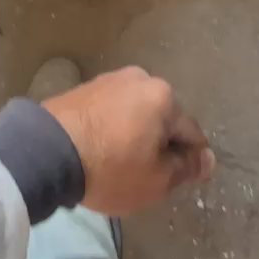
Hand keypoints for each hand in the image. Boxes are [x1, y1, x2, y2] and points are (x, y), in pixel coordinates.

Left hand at [41, 66, 214, 215]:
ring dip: (137, 134)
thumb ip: (186, 167)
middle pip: (164, 118)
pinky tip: (104, 148)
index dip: (190, 161)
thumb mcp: (156, 179)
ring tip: (123, 162)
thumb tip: (207, 158)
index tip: (178, 181)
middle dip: (162, 144)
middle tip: (148, 174)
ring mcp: (111, 78)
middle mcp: (140, 77)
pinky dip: (116, 127)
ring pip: (138, 112)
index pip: (192, 132)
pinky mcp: (87, 86)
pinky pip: (114, 109)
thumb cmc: (111, 166)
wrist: (50, 150)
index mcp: (163, 96)